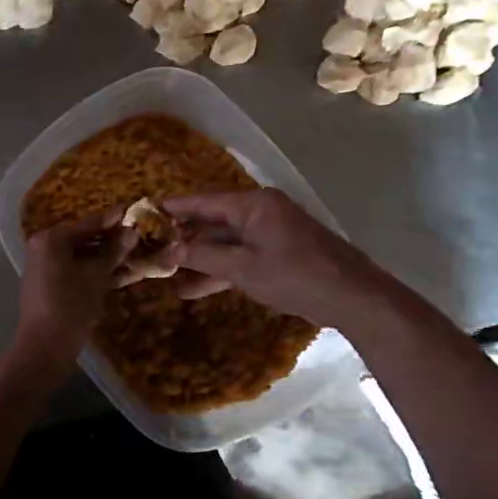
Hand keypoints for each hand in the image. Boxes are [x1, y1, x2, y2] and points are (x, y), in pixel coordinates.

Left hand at [16, 209, 135, 354]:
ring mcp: (46, 267)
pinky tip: (121, 274)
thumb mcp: (96, 275)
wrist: (45, 346)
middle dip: (112, 240)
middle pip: (84, 239)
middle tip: (138, 236)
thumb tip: (132, 231)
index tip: (132, 210)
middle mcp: (44, 247)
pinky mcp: (51, 285)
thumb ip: (113, 251)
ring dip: (107, 258)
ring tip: (135, 255)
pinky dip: (96, 272)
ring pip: (82, 257)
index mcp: (51, 239)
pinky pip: (77, 271)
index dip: (112, 219)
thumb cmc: (71, 304)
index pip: (88, 223)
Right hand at [162, 189, 385, 326]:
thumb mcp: (244, 268)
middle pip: (212, 221)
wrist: (352, 297)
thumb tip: (168, 250)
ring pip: (225, 242)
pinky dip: (221, 270)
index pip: (203, 202)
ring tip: (166, 276)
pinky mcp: (278, 253)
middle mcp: (261, 211)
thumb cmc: (296, 276)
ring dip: (199, 260)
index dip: (173, 208)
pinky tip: (195, 288)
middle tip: (150, 249)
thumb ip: (204, 257)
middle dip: (183, 239)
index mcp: (253, 205)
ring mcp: (271, 233)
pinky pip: (241, 256)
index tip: (145, 212)